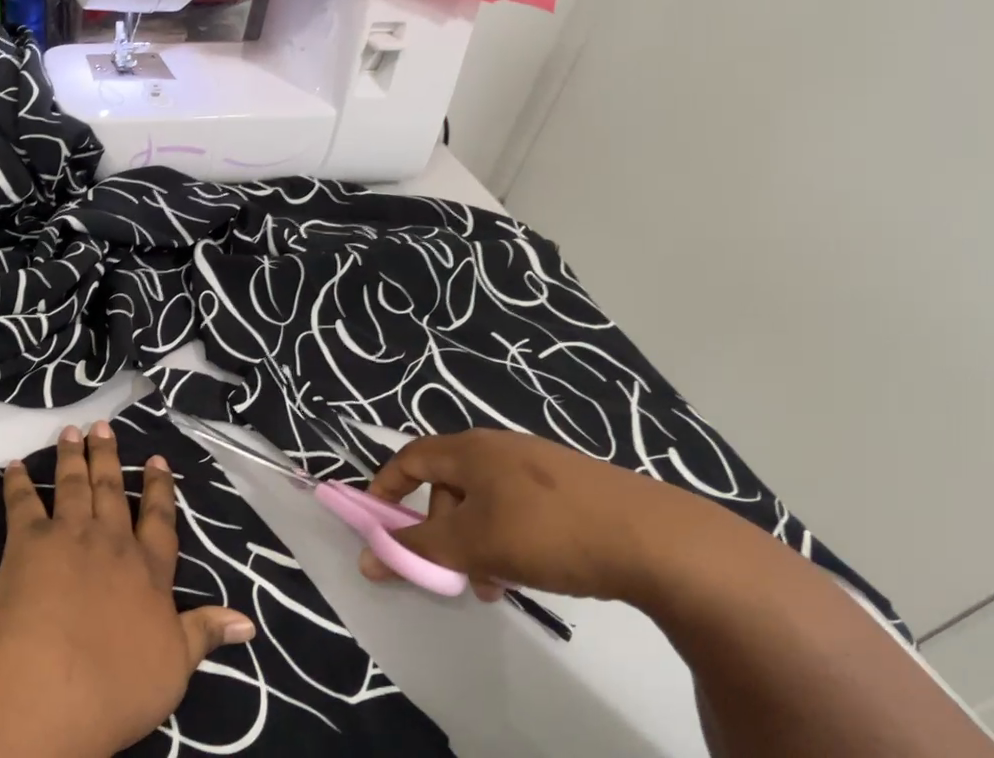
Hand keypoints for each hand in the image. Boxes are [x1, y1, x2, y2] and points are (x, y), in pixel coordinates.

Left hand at [0, 421, 255, 754]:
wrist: (53, 680)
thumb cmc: (118, 684)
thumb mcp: (175, 666)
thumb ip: (204, 634)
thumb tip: (246, 620)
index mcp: (149, 572)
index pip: (159, 523)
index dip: (159, 490)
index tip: (157, 460)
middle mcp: (112, 544)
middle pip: (113, 492)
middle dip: (109, 458)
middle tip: (103, 427)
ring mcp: (69, 535)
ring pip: (73, 485)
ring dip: (72, 457)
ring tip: (71, 431)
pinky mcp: (28, 540)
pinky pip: (23, 502)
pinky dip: (18, 482)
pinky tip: (15, 465)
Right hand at [358, 429, 729, 604]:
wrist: (663, 542)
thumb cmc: (549, 532)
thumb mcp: (474, 544)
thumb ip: (417, 549)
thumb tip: (368, 557)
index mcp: (471, 449)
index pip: (410, 458)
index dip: (387, 487)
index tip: (378, 524)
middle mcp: (502, 448)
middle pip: (450, 484)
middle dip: (441, 530)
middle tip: (452, 571)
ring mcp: (544, 465)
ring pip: (489, 503)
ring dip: (478, 542)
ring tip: (497, 584)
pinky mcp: (578, 488)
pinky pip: (524, 509)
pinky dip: (513, 539)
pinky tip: (535, 572)